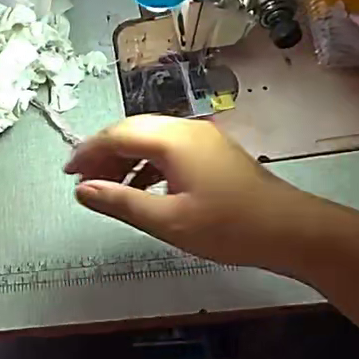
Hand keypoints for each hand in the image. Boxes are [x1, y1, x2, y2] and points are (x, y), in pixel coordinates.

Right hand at [65, 115, 344, 273]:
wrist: (290, 230)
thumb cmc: (227, 227)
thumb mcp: (168, 220)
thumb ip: (121, 202)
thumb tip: (82, 190)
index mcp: (172, 139)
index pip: (117, 134)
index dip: (88, 152)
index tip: (68, 174)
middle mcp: (186, 128)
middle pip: (133, 131)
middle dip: (103, 153)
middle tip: (83, 181)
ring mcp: (202, 138)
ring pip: (151, 139)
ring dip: (125, 159)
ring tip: (107, 187)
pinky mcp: (212, 152)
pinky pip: (169, 149)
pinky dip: (147, 165)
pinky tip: (140, 188)